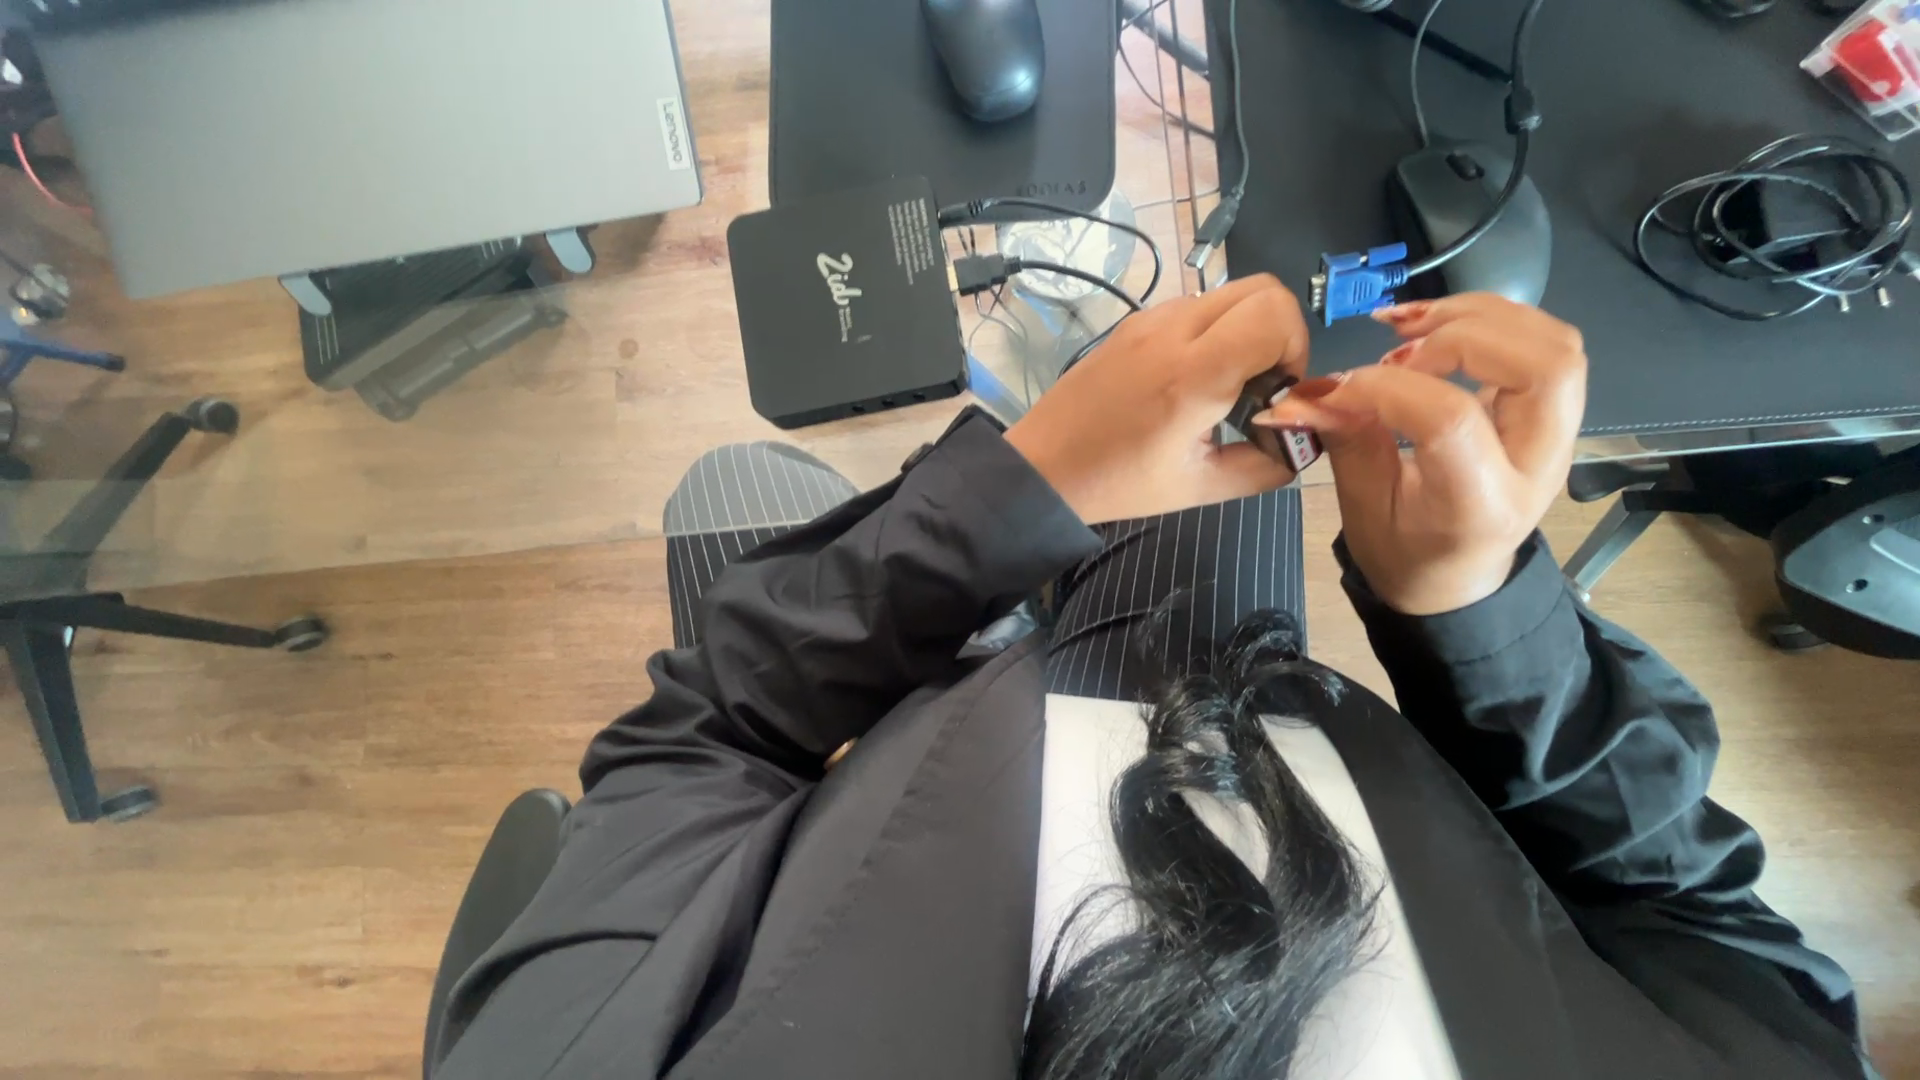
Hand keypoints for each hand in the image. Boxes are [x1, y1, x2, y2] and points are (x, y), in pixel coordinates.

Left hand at [1006, 274, 1310, 524]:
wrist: (1043, 467)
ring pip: (1226, 293)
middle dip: (1280, 333)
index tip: (1278, 393)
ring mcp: (1147, 320)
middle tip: (1261, 385)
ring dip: (1244, 329)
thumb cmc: (1119, 483)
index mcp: (1193, 373)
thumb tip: (1302, 441)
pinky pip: (1192, 306)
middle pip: (1262, 288)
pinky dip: (1211, 330)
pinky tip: (1189, 379)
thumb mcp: (1201, 487)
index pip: (1277, 314)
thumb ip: (1267, 465)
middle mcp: (1171, 330)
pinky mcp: (1131, 323)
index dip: (1296, 350)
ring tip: (1223, 386)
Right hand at [1255, 294, 1586, 614]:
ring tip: (1410, 328)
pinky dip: (1490, 321)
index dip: (1382, 389)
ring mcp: (1557, 437)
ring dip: (1480, 317)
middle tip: (1392, 353)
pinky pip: (1545, 345)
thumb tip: (1302, 393)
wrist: (1454, 579)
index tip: (1327, 390)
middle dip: (1458, 336)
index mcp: (1479, 505)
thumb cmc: (1400, 551)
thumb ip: (1344, 439)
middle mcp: (1536, 464)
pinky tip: (1434, 329)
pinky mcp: (1554, 414)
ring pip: (1555, 344)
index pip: (1448, 419)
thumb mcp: (1360, 505)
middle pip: (1541, 365)